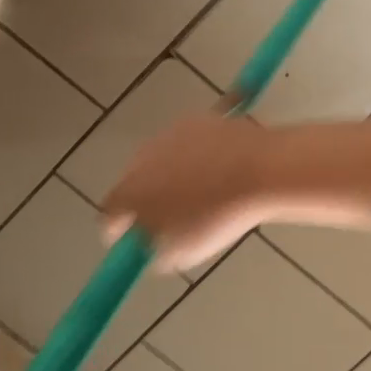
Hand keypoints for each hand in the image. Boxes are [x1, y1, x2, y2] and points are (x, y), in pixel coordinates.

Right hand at [103, 106, 274, 272]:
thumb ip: (155, 250)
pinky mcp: (199, 119)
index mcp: (129, 192)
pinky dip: (196, 154)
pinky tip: (217, 167)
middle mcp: (141, 158)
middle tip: (167, 215)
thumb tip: (151, 245)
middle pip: (133, 181)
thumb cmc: (218, 217)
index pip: (108, 213)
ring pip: (161, 159)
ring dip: (171, 173)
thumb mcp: (181, 252)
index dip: (116, 229)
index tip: (127, 239)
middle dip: (144, 198)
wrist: (261, 169)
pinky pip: (189, 143)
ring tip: (200, 190)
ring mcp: (170, 134)